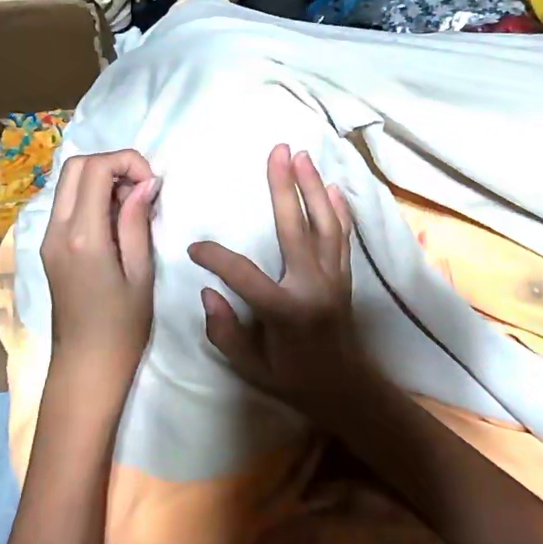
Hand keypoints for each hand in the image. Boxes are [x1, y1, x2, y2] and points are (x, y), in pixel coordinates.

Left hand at [41, 150, 160, 376]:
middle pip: (75, 166)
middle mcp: (56, 229)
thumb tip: (146, 182)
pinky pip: (66, 205)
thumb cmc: (122, 326)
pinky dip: (90, 198)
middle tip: (141, 189)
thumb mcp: (140, 272)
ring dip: (100, 180)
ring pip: (68, 183)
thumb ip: (137, 221)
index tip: (152, 184)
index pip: (95, 169)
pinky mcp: (48, 248)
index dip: (127, 162)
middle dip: (111, 164)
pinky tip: (114, 223)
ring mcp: (47, 238)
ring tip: (131, 208)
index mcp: (82, 235)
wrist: (85, 366)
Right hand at [189, 144, 366, 413]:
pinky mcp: (345, 277)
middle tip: (278, 151)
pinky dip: (339, 211)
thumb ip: (225, 332)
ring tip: (302, 156)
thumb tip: (208, 293)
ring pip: (325, 225)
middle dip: (285, 188)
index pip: (242, 274)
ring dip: (313, 187)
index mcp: (285, 311)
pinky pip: (343, 238)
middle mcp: (313, 287)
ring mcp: (334, 279)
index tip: (194, 248)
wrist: (348, 391)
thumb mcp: (251, 368)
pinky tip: (333, 188)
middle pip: (296, 229)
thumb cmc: (294, 380)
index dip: (215, 257)